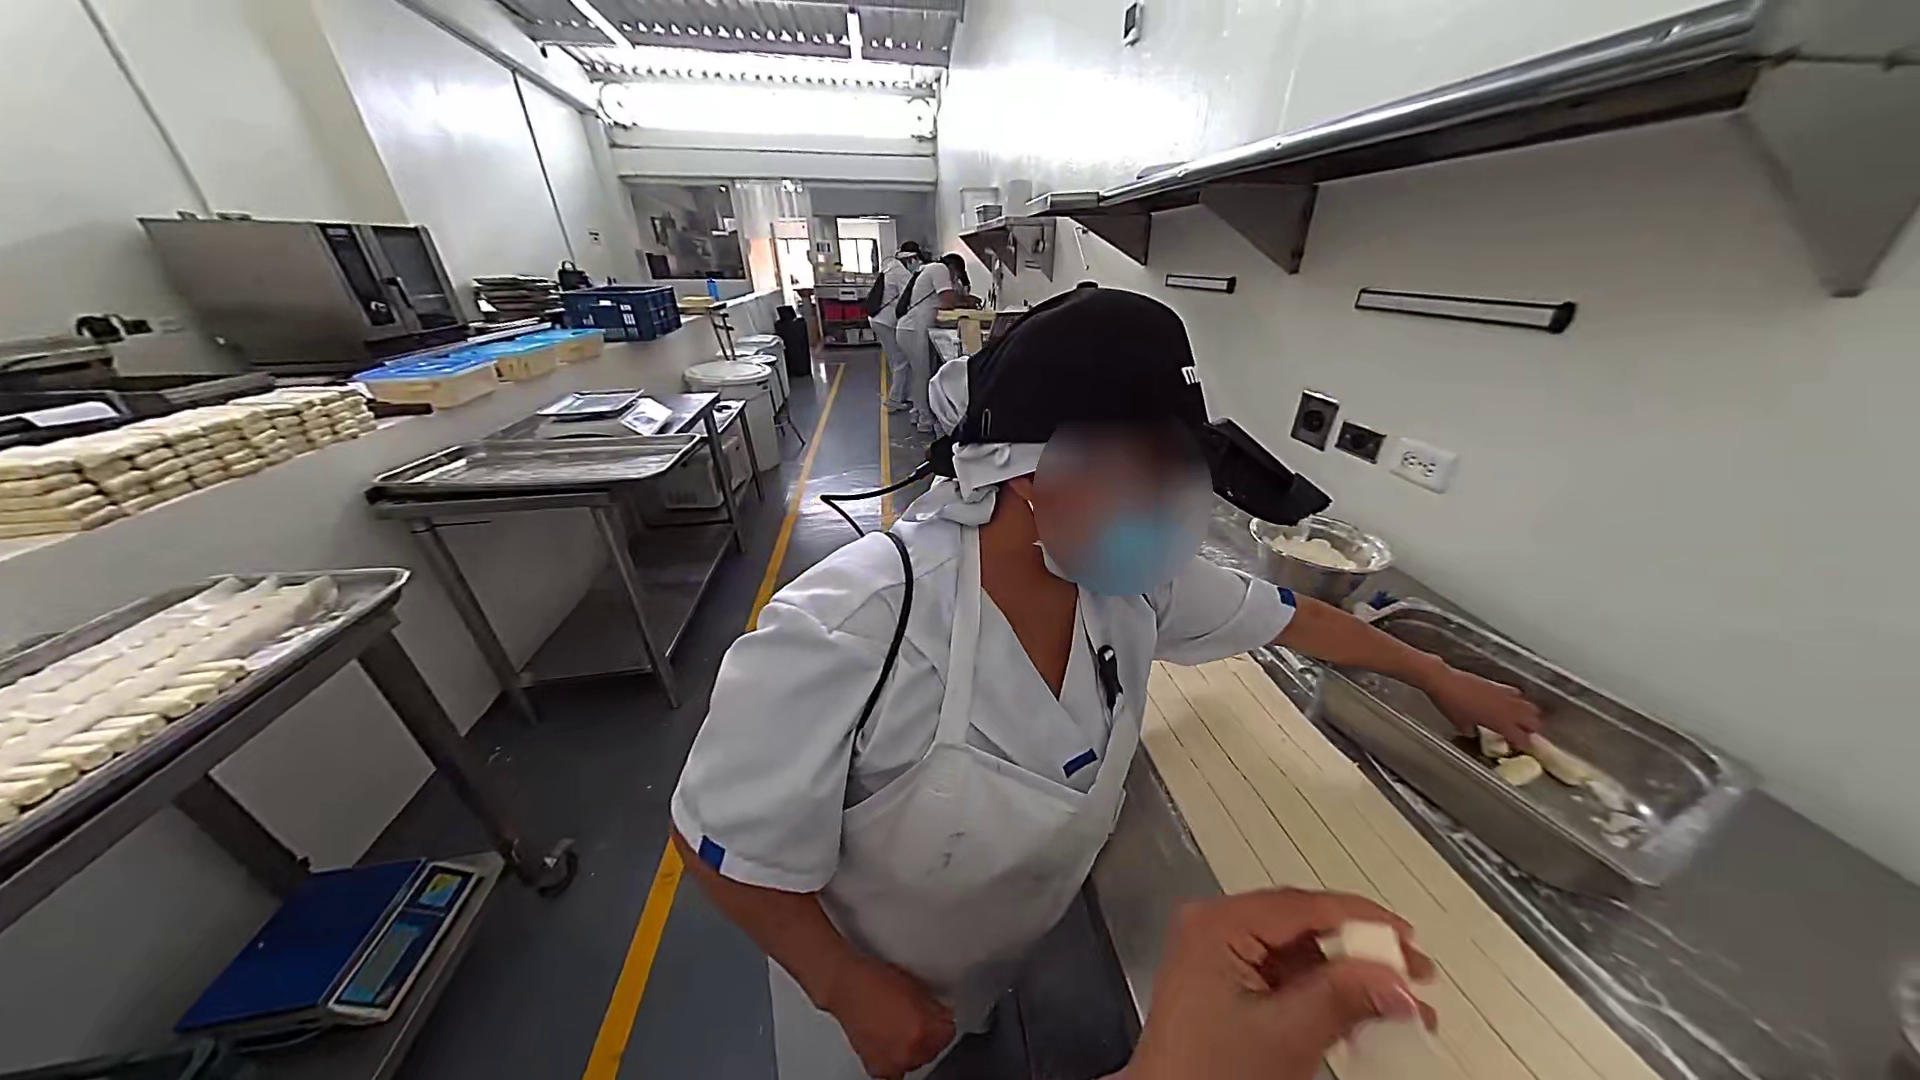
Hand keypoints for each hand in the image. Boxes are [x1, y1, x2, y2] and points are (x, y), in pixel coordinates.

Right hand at [819, 953, 955, 1078]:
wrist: (847, 985)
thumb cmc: (875, 979)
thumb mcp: (915, 986)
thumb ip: (933, 1006)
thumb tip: (943, 1016)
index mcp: (921, 1029)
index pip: (948, 1032)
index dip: (944, 1020)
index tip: (941, 1014)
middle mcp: (908, 1052)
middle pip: (934, 1049)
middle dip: (931, 1034)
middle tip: (922, 1017)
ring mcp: (892, 1064)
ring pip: (916, 1060)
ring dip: (915, 1047)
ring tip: (904, 1025)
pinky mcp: (876, 1069)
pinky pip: (897, 1069)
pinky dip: (897, 1058)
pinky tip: (892, 1039)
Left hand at [1123, 890, 1435, 1079]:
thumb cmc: (1215, 1070)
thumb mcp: (1285, 1034)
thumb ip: (1341, 999)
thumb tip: (1397, 980)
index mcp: (1216, 922)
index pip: (1295, 904)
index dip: (1356, 915)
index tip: (1406, 934)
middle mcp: (1212, 924)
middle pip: (1296, 922)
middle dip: (1357, 947)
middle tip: (1414, 971)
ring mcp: (1216, 950)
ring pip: (1293, 949)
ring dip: (1345, 973)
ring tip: (1401, 1000)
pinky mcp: (1224, 978)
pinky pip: (1281, 971)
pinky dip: (1322, 990)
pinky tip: (1362, 1012)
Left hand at [1421, 666, 1541, 749]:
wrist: (1444, 681)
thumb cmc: (1451, 704)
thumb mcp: (1459, 723)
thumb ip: (1471, 730)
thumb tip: (1472, 732)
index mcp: (1503, 723)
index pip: (1524, 739)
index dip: (1523, 745)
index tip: (1517, 747)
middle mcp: (1510, 711)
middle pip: (1535, 723)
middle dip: (1530, 730)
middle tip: (1519, 733)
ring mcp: (1507, 696)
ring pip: (1531, 708)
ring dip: (1528, 715)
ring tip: (1516, 719)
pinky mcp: (1500, 685)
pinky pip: (1517, 694)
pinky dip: (1517, 700)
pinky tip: (1507, 701)